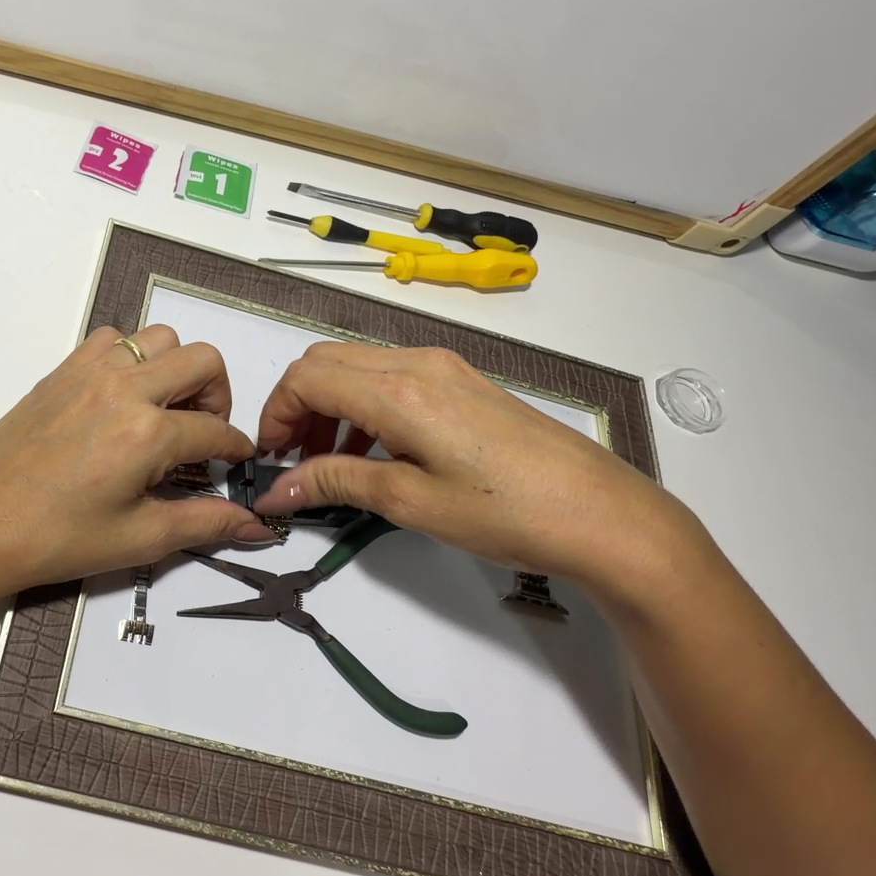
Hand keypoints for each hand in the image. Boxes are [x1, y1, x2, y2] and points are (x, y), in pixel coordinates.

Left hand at [0, 325, 277, 599]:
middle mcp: (124, 389)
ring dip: (177, 368)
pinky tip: (123, 397)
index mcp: (147, 433)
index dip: (236, 448)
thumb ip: (204, 523)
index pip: (216, 430)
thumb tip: (251, 524)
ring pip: (160, 338)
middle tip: (204, 432)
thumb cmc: (55, 538)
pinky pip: (113, 339)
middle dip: (219, 395)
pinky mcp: (64, 370)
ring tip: (165, 410)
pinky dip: (132, 356)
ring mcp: (91, 372)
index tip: (237, 460)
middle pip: (202, 362)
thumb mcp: (139, 538)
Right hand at [251, 342, 703, 594]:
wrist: (603, 515)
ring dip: (329, 406)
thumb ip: (334, 483)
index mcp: (398, 390)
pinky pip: (389, 377)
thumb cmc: (503, 512)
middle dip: (297, 406)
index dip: (276, 414)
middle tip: (294, 459)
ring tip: (329, 463)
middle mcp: (416, 363)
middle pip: (325, 361)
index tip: (272, 459)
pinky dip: (362, 405)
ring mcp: (443, 367)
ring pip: (356, 366)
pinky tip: (373, 452)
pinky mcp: (462, 381)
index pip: (307, 378)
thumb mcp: (409, 502)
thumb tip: (274, 491)